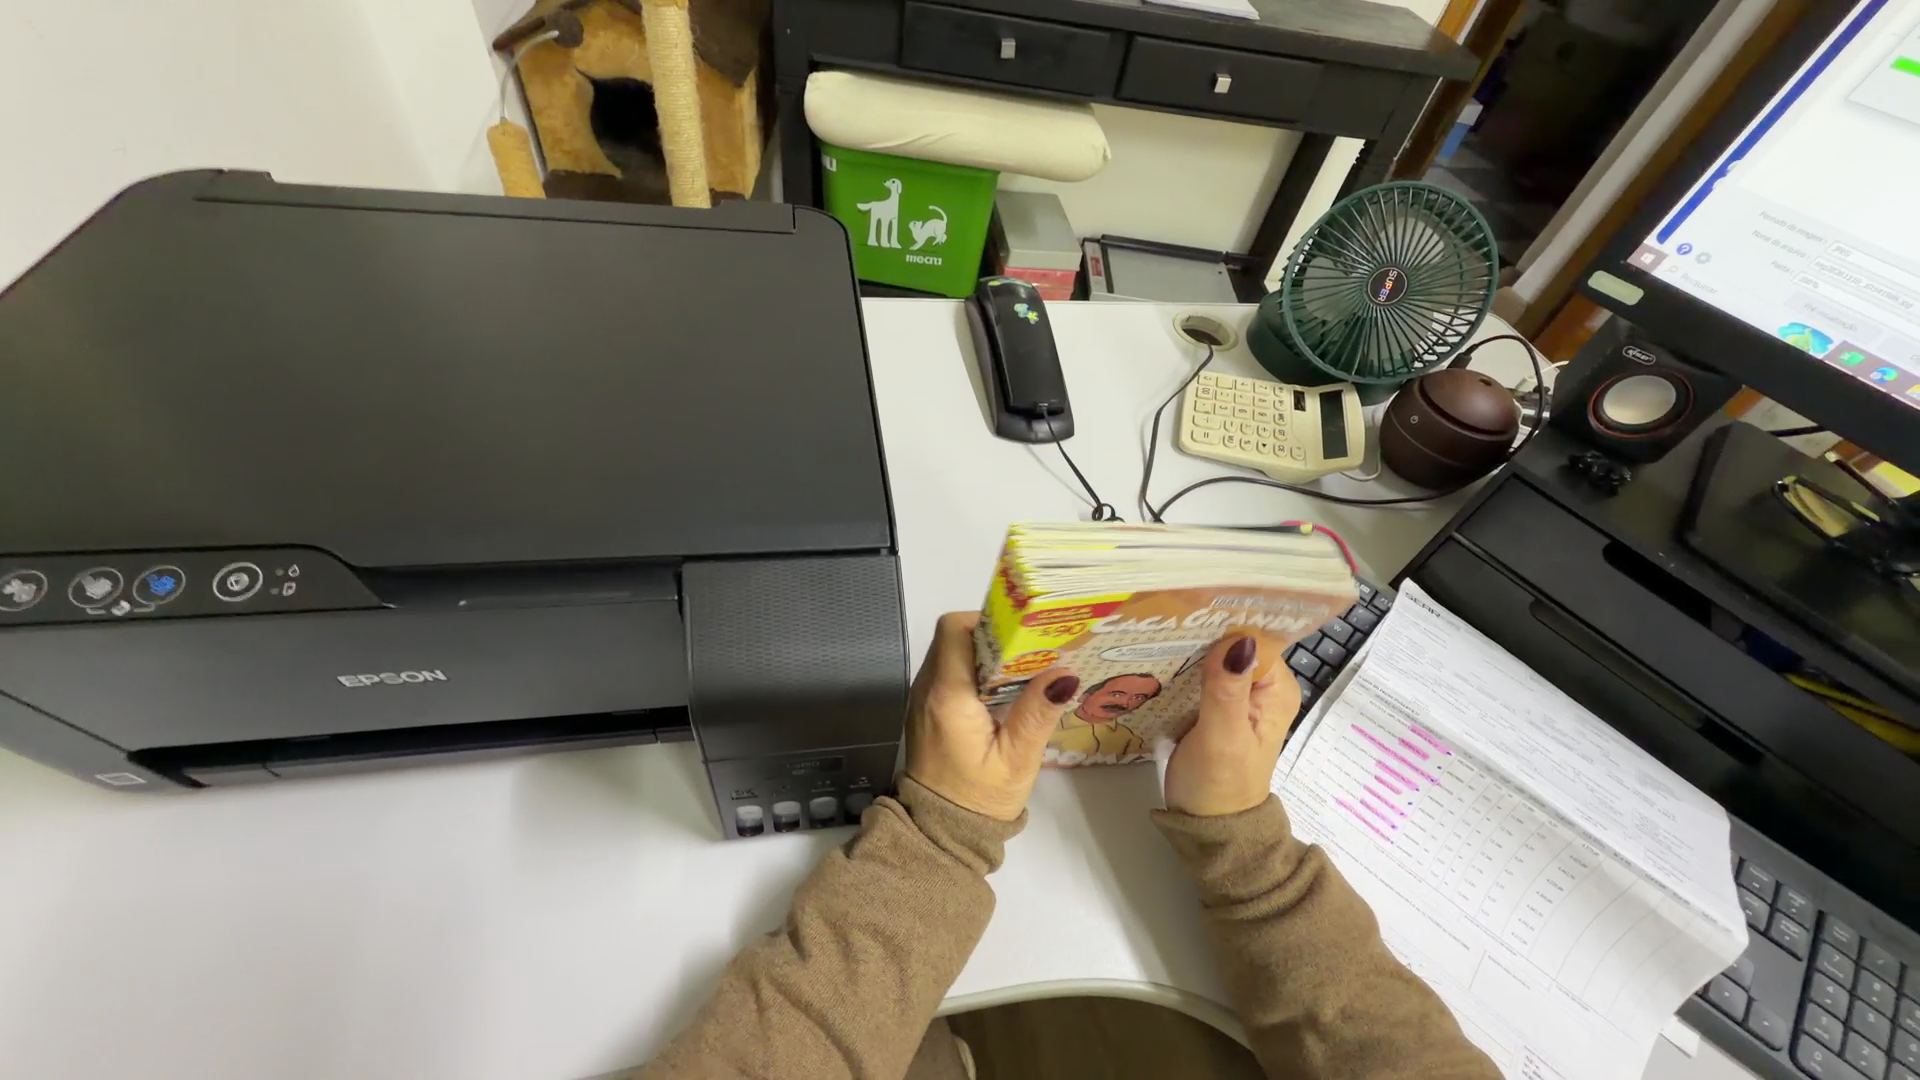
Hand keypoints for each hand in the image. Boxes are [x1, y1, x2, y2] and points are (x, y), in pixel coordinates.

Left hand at [905, 611, 1079, 821]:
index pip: (954, 628)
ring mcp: (924, 697)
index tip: (1020, 633)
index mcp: (947, 694)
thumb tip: (1064, 673)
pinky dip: (976, 670)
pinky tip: (1006, 688)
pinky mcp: (928, 709)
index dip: (986, 620)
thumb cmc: (978, 798)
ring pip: (952, 652)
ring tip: (1025, 666)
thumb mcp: (1017, 758)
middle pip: (954, 636)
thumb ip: (1037, 712)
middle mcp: (927, 687)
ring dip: (985, 653)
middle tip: (1031, 648)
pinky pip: (950, 673)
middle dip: (992, 635)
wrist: (940, 834)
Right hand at [1163, 634, 1300, 816]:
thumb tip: (1238, 641)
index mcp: (1276, 689)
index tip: (1185, 611)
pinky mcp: (1214, 706)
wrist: (1208, 827)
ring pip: (1213, 656)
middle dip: (1202, 631)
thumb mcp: (1222, 737)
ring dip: (1188, 647)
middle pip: (1232, 642)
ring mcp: (1237, 696)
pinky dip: (1182, 666)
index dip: (1222, 622)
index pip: (1253, 637)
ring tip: (1154, 633)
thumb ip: (1227, 689)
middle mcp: (1262, 687)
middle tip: (1161, 620)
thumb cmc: (1218, 785)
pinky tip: (1158, 658)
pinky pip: (1200, 674)